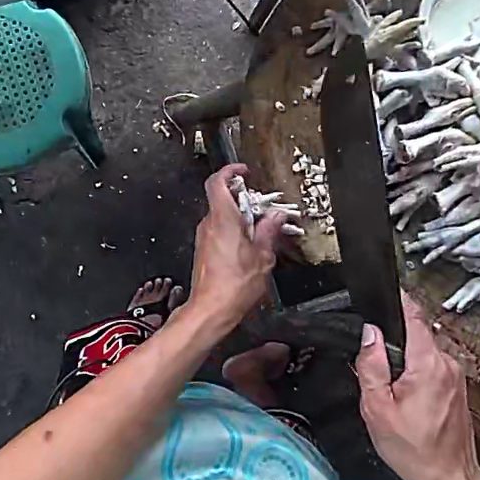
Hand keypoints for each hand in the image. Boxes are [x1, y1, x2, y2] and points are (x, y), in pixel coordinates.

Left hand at [186, 163, 287, 329]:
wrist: (210, 309)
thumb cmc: (232, 287)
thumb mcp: (262, 257)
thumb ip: (269, 231)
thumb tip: (276, 217)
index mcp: (223, 220)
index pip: (217, 182)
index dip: (230, 171)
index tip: (243, 171)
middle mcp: (209, 225)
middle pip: (222, 199)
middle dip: (244, 199)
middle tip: (263, 208)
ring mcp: (204, 237)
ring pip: (221, 215)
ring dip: (240, 217)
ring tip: (260, 231)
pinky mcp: (204, 249)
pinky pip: (218, 230)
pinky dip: (233, 230)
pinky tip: (248, 245)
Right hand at [356, 294, 479, 479]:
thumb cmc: (413, 449)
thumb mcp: (376, 406)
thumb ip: (371, 364)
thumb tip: (370, 333)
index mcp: (428, 365)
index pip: (414, 317)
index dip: (399, 301)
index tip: (387, 291)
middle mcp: (448, 365)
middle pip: (416, 333)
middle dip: (393, 340)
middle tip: (373, 363)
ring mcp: (456, 377)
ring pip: (423, 350)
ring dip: (404, 359)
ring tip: (388, 387)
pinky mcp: (458, 388)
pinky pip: (431, 365)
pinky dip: (414, 371)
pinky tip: (404, 396)